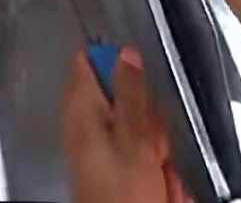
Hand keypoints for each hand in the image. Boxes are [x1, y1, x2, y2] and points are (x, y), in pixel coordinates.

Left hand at [62, 46, 186, 202]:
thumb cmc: (122, 193)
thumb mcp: (134, 137)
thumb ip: (131, 91)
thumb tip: (127, 51)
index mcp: (82, 106)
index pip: (88, 59)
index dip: (114, 59)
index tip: (137, 75)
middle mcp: (84, 123)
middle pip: (121, 97)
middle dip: (146, 115)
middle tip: (153, 139)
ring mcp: (97, 149)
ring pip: (136, 129)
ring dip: (155, 148)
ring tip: (158, 171)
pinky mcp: (111, 172)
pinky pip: (139, 158)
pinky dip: (153, 171)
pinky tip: (159, 187)